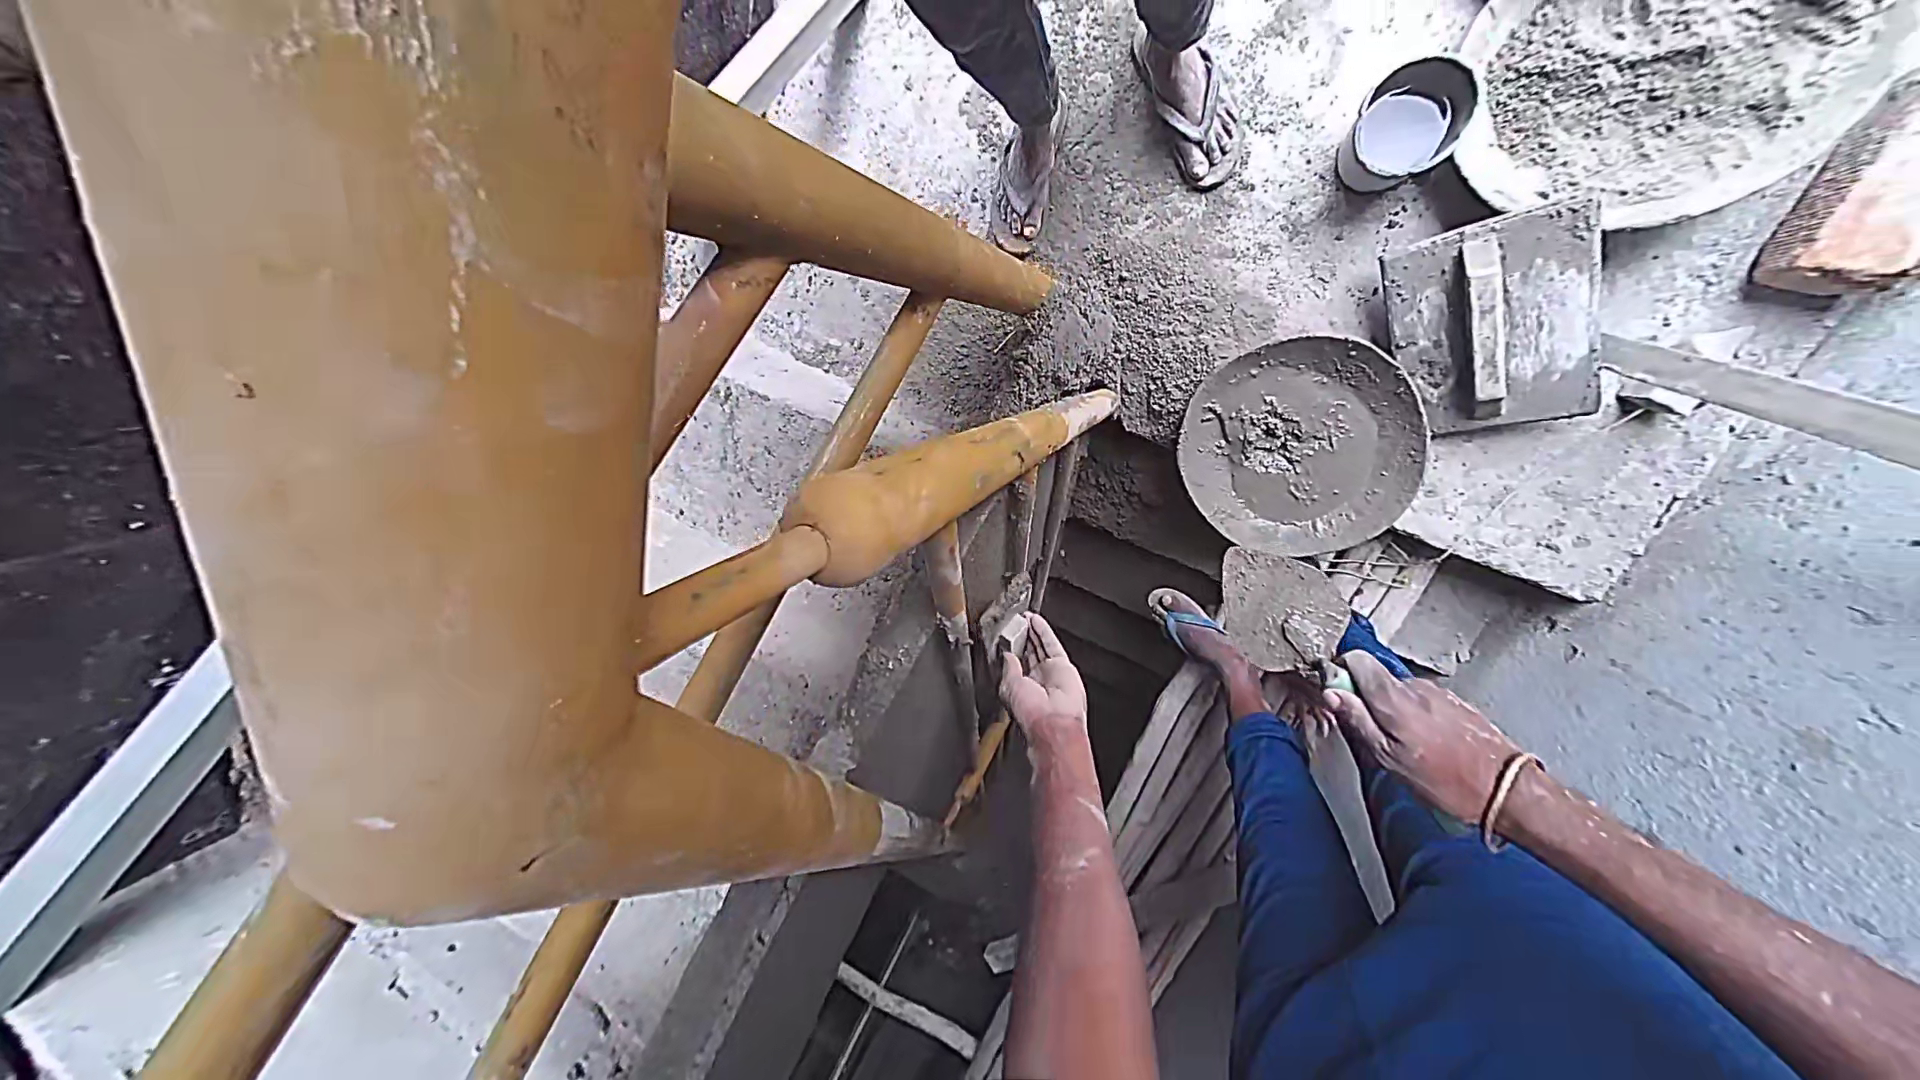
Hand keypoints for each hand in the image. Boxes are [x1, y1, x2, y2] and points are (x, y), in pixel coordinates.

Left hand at [998, 613, 1087, 748]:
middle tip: (1017, 622)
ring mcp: (1051, 672)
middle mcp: (1037, 679)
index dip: (1012, 647)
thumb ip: (1009, 667)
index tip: (1007, 634)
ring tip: (1026, 618)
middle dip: (1023, 637)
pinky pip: (1052, 644)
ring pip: (1041, 646)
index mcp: (1022, 688)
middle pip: (1030, 652)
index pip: (1016, 662)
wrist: (1053, 721)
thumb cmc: (1030, 713)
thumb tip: (1006, 654)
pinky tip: (1036, 621)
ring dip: (1033, 631)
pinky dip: (1044, 631)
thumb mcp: (1009, 686)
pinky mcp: (1063, 666)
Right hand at [1323, 651, 1524, 822]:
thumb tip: (1331, 693)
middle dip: (1366, 696)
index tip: (1339, 696)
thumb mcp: (1389, 757)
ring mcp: (1438, 693)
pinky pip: (1421, 699)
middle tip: (1372, 731)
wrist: (1510, 791)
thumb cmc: (1447, 781)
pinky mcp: (1455, 703)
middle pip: (1376, 675)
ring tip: (1403, 741)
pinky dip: (1414, 713)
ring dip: (1391, 707)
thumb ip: (1357, 719)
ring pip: (1398, 689)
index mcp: (1394, 698)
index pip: (1356, 659)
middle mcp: (1416, 687)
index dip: (1341, 673)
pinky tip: (1426, 740)